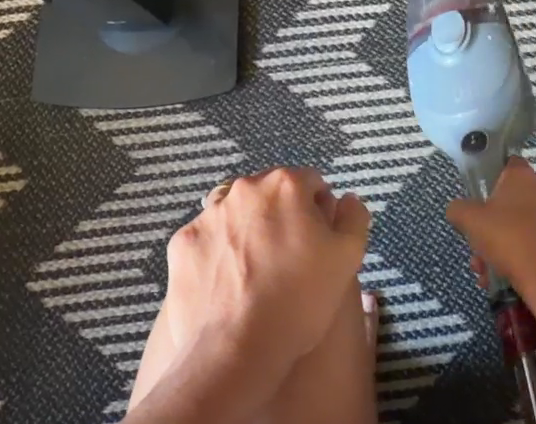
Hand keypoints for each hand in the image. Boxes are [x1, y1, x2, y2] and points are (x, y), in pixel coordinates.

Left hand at [162, 168, 370, 378]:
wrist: (235, 352)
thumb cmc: (299, 301)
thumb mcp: (348, 258)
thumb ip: (354, 217)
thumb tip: (347, 200)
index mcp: (285, 184)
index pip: (310, 183)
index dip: (320, 212)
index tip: (318, 243)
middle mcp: (243, 188)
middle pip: (271, 194)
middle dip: (282, 216)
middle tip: (289, 258)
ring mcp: (208, 215)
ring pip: (236, 212)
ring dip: (248, 229)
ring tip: (256, 271)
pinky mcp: (181, 244)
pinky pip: (208, 239)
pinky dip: (218, 252)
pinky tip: (228, 283)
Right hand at [446, 157, 535, 308]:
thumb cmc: (507, 238)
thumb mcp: (470, 220)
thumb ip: (458, 209)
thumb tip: (458, 210)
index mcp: (522, 175)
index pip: (505, 163)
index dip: (489, 176)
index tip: (477, 196)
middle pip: (507, 199)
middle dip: (487, 223)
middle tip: (475, 243)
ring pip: (515, 224)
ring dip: (496, 244)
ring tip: (483, 268)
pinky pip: (528, 240)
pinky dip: (513, 255)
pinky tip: (498, 275)